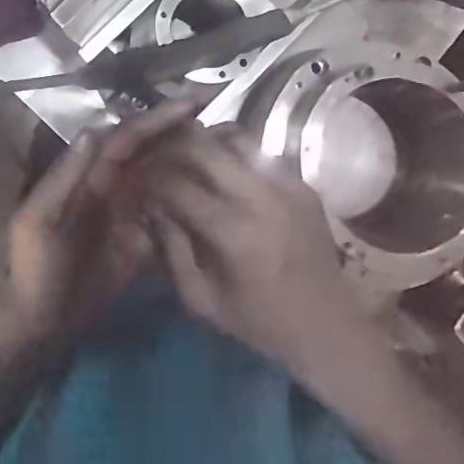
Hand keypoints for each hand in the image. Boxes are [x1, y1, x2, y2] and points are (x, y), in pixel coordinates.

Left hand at [0, 99, 202, 348]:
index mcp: (89, 175)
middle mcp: (113, 186)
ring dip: (193, 167)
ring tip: (231, 155)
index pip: (127, 137)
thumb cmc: (34, 268)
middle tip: (225, 122)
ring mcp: (131, 214)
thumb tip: (93, 132)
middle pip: (153, 152)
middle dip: (183, 134)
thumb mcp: (38, 221)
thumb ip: (64, 178)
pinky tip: (220, 202)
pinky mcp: (144, 243)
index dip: (157, 118)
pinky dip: (191, 209)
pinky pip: (171, 219)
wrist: (42, 325)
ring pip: (166, 181)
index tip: (193, 103)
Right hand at [140, 125, 381, 383]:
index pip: (177, 184)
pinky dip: (234, 154)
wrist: (327, 325)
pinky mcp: (302, 183)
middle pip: (203, 146)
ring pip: (234, 137)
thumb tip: (153, 204)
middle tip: (157, 157)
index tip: (135, 178)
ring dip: (204, 141)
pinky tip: (224, 171)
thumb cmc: (259, 321)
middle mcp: (260, 198)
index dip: (149, 177)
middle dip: (171, 147)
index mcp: (233, 232)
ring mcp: (286, 185)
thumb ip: (171, 249)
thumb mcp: (201, 299)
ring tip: (188, 155)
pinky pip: (260, 153)